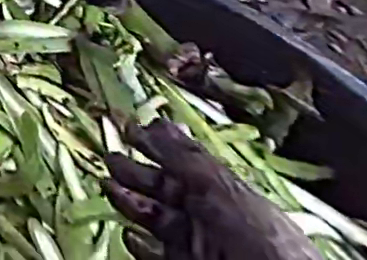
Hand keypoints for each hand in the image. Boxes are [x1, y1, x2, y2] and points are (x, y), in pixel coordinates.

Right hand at [102, 122, 322, 259]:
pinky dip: (139, 245)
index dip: (150, 143)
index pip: (177, 159)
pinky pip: (154, 256)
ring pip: (152, 217)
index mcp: (218, 190)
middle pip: (160, 187)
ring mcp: (195, 246)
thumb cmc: (259, 240)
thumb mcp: (221, 189)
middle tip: (108, 159)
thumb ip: (184, 156)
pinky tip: (130, 235)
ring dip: (128, 202)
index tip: (123, 127)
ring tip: (109, 188)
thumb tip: (152, 120)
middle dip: (132, 171)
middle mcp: (205, 215)